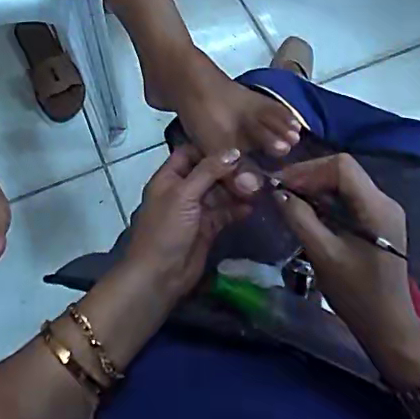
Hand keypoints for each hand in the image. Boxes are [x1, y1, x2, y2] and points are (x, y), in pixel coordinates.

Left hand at [124, 145, 255, 294]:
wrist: (160, 274)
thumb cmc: (166, 229)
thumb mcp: (184, 194)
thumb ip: (208, 171)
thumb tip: (234, 151)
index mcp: (169, 177)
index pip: (190, 152)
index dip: (211, 148)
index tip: (238, 144)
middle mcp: (182, 190)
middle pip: (209, 172)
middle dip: (230, 170)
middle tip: (255, 168)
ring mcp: (196, 209)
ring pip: (219, 192)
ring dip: (237, 189)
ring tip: (259, 186)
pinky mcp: (208, 228)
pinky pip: (225, 212)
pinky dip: (238, 208)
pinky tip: (253, 205)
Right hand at [273, 155, 419, 386]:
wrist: (388, 325)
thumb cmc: (357, 294)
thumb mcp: (323, 255)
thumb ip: (301, 219)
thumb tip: (279, 193)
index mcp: (376, 207)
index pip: (341, 166)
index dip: (308, 170)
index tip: (282, 185)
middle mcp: (385, 201)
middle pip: (343, 170)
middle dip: (309, 177)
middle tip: (281, 193)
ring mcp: (383, 210)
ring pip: (344, 182)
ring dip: (315, 187)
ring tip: (290, 202)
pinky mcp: (378, 221)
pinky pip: (349, 197)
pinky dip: (326, 199)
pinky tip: (308, 212)